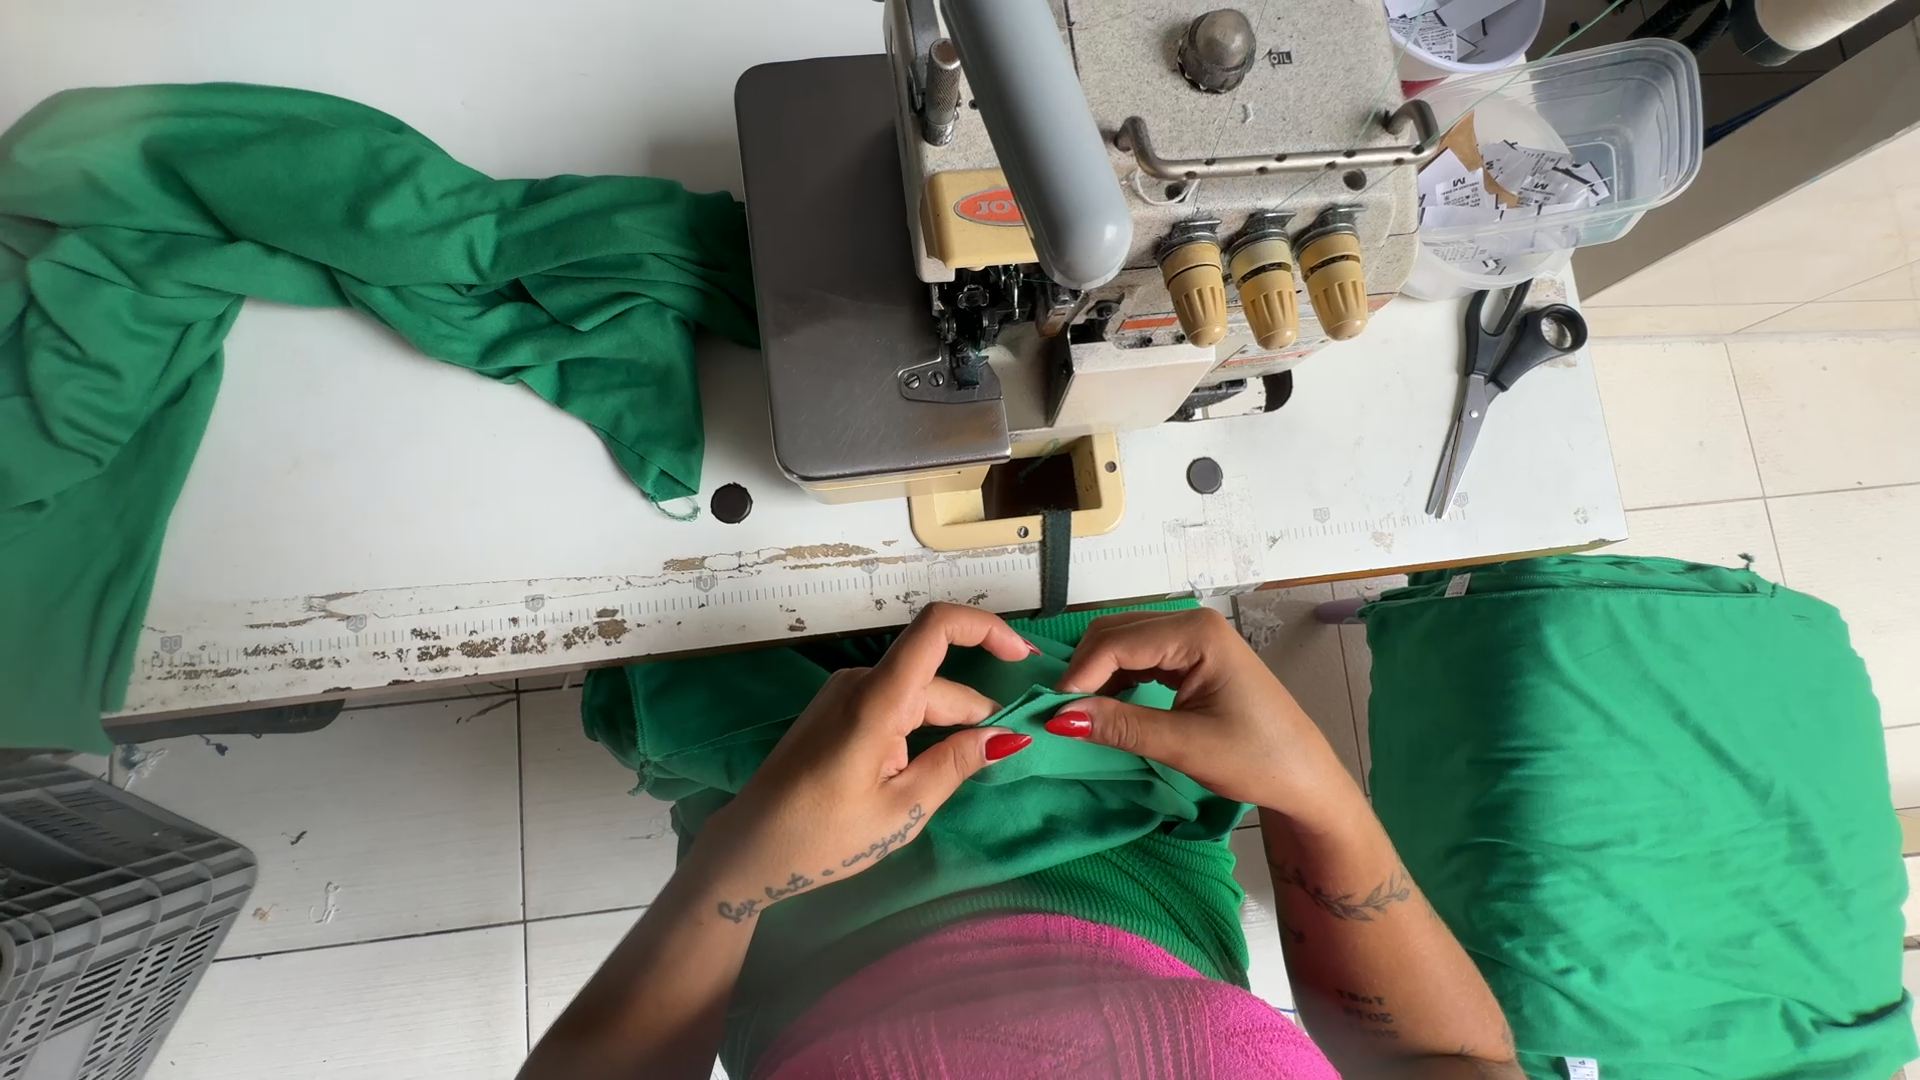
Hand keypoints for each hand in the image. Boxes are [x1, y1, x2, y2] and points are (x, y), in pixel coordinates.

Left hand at [685, 603, 1035, 924]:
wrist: (748, 850)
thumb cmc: (821, 837)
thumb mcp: (900, 811)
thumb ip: (955, 765)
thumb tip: (1009, 737)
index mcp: (877, 699)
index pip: (936, 627)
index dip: (985, 627)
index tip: (1022, 656)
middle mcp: (861, 681)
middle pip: (937, 678)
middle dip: (978, 710)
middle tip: (1008, 753)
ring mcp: (847, 693)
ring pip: (918, 693)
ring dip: (952, 722)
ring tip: (970, 766)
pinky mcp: (840, 709)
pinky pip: (896, 703)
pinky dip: (925, 724)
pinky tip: (934, 760)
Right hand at [1046, 607, 1356, 816]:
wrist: (1305, 779)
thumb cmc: (1257, 760)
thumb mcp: (1184, 746)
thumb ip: (1121, 725)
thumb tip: (1058, 717)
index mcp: (1196, 633)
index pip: (1116, 643)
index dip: (1079, 675)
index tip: (1051, 713)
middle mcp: (1190, 621)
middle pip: (1114, 634)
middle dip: (1083, 670)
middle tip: (1059, 713)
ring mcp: (1190, 636)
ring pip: (1121, 642)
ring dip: (1095, 674)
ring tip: (1076, 712)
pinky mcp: (1189, 654)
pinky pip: (1137, 655)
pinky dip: (1113, 678)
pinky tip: (1105, 706)